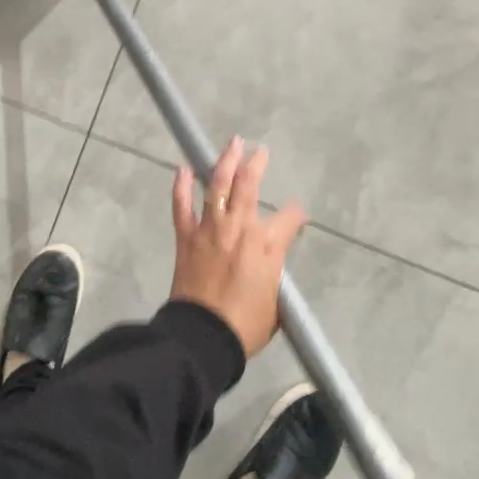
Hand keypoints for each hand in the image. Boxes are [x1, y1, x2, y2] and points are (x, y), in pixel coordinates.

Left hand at [169, 136, 306, 357]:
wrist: (204, 335)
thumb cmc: (246, 326)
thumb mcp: (277, 305)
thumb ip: (276, 277)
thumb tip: (272, 268)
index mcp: (268, 246)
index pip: (289, 218)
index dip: (296, 214)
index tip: (297, 214)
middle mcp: (240, 228)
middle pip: (249, 185)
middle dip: (256, 164)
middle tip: (260, 151)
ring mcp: (210, 229)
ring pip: (218, 185)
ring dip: (225, 162)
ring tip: (232, 144)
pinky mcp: (186, 237)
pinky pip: (182, 206)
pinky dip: (180, 186)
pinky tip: (182, 169)